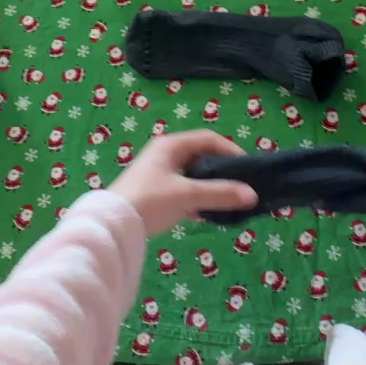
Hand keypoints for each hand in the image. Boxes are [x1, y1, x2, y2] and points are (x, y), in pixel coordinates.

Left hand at [107, 131, 257, 234]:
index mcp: (171, 145)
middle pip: (201, 156)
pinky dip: (197, 198)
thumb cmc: (150, 200)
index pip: (208, 139)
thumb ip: (219, 194)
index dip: (230, 150)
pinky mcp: (156, 192)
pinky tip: (207, 214)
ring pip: (193, 175)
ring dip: (210, 187)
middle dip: (222, 170)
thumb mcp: (187, 195)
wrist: (112, 225)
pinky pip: (184, 190)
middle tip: (240, 184)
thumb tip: (252, 194)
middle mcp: (165, 154)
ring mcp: (159, 173)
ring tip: (228, 201)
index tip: (247, 167)